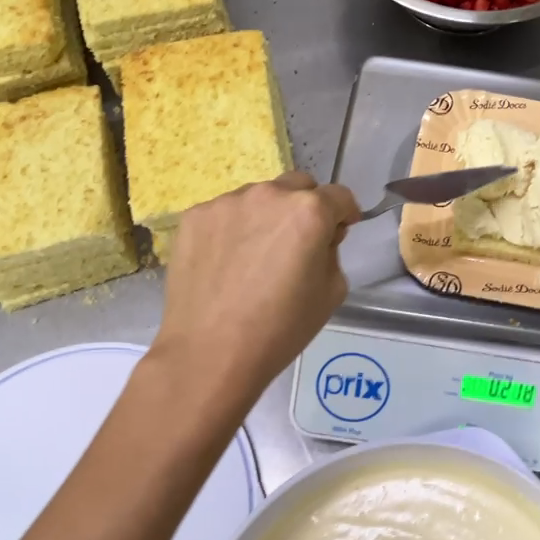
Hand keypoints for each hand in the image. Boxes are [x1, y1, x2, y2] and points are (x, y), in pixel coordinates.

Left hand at [153, 172, 360, 396]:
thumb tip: (318, 239)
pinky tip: (226, 263)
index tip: (340, 231)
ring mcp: (227, 202)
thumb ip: (331, 252)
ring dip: (266, 216)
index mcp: (310, 212)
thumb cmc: (280, 328)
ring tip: (255, 256)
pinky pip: (224, 214)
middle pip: (298, 186)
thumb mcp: (331, 292)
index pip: (339, 196)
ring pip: (258, 198)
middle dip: (306, 207)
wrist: (210, 353)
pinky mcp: (194, 216)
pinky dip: (232, 229)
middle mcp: (269, 195)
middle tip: (298, 242)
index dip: (345, 214)